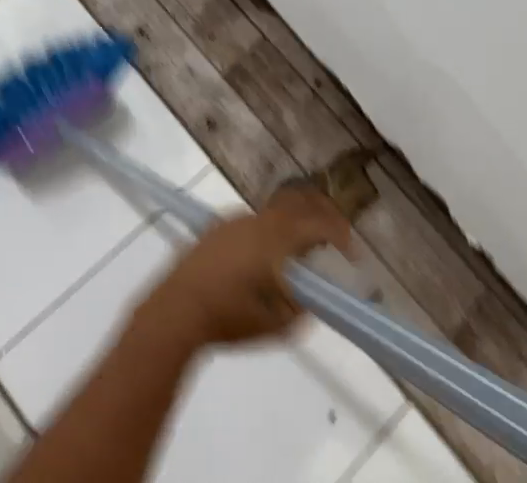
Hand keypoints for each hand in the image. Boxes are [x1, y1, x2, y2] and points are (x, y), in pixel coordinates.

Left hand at [135, 187, 353, 347]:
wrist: (174, 311)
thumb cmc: (228, 318)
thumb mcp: (277, 324)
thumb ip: (303, 306)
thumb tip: (313, 295)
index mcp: (274, 238)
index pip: (318, 223)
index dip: (340, 234)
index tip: (352, 252)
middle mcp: (254, 220)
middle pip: (296, 202)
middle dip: (320, 215)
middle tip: (333, 237)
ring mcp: (230, 221)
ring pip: (272, 213)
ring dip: (291, 225)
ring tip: (298, 255)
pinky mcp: (213, 229)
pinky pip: (251, 222)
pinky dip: (268, 233)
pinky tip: (263, 260)